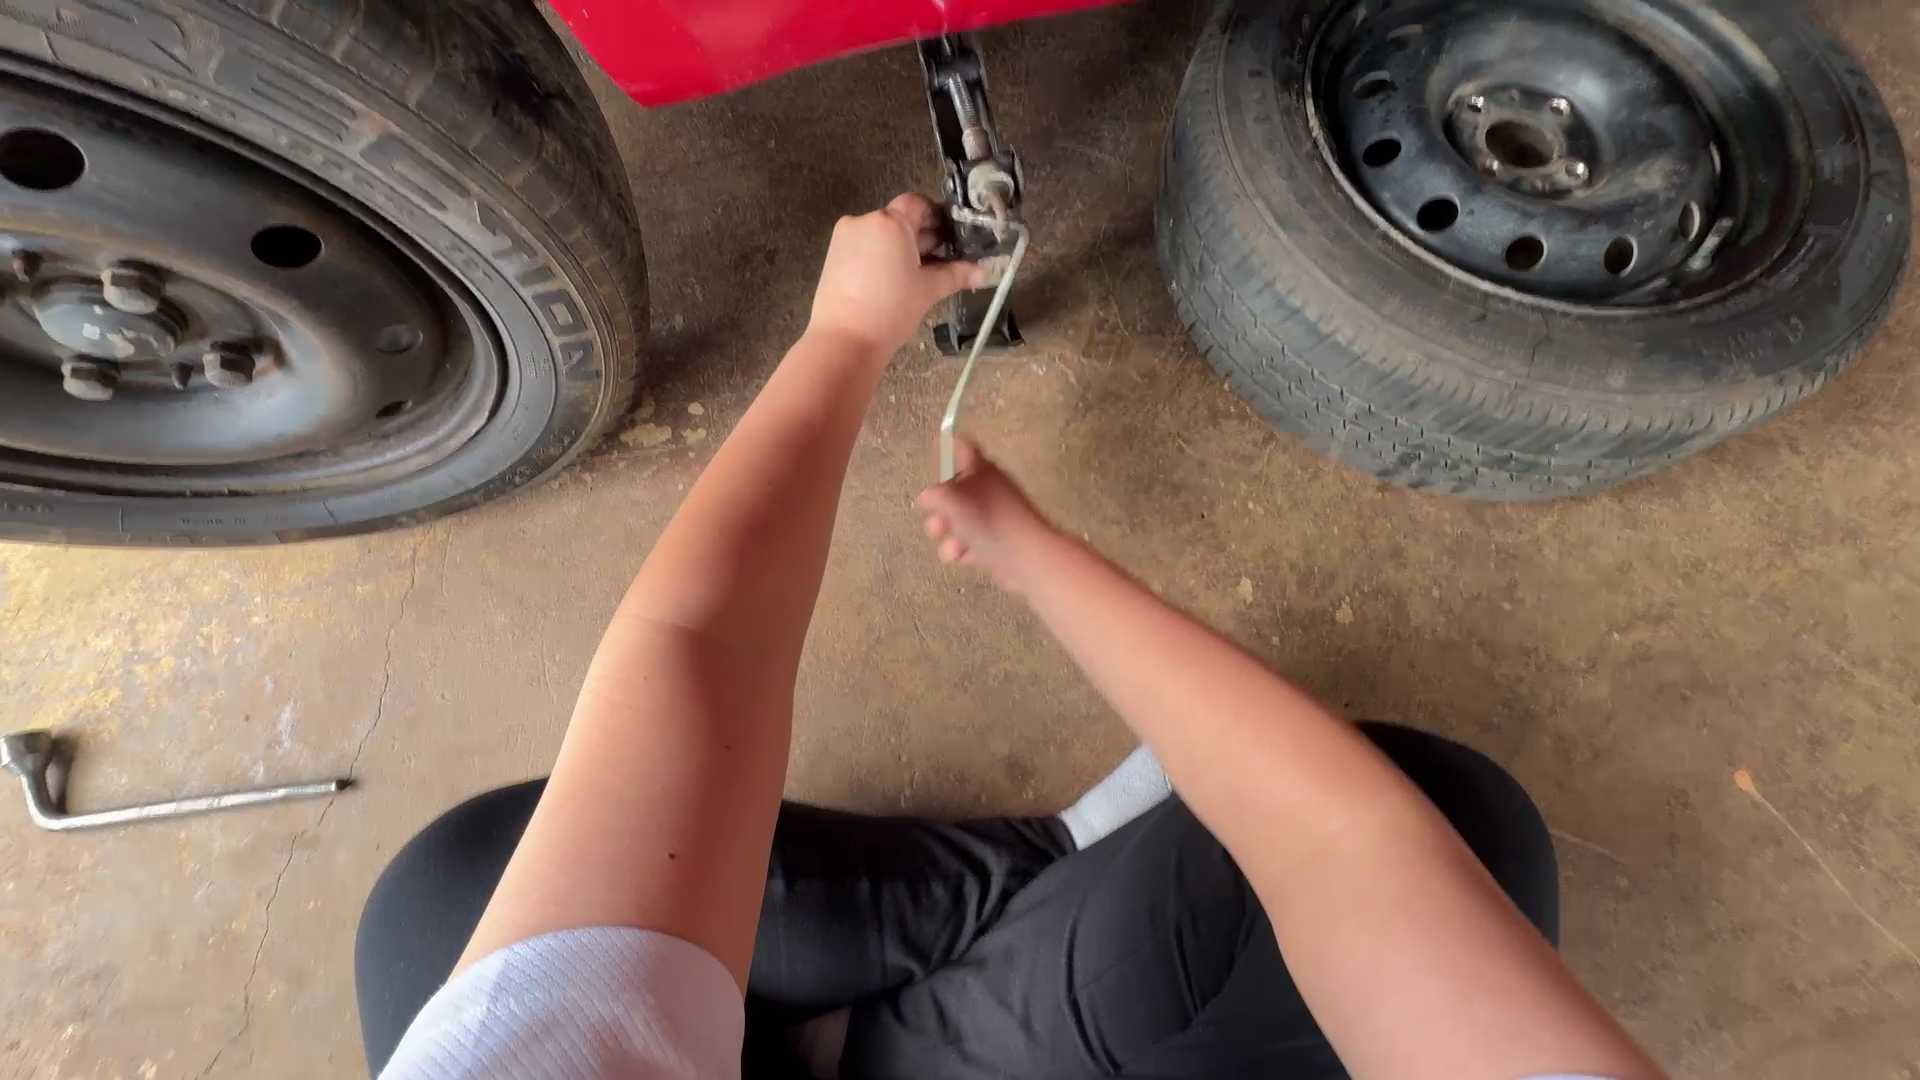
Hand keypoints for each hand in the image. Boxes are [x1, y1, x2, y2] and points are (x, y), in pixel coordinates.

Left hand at [808, 193, 987, 354]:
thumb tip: (984, 272)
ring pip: (883, 236)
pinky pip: (866, 249)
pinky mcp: (834, 257)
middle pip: (900, 220)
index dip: (937, 217)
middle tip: (945, 259)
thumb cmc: (891, 311)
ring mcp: (845, 239)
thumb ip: (956, 275)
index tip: (952, 235)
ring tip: (921, 275)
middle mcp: (865, 221)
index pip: (918, 204)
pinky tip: (896, 282)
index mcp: (890, 222)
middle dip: (923, 237)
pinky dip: (883, 259)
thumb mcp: (928, 290)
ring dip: (903, 249)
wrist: (845, 341)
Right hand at [918, 439, 1060, 593]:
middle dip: (940, 509)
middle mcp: (988, 491)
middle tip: (938, 521)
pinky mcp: (995, 543)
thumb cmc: (990, 522)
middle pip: (955, 492)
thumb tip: (927, 496)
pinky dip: (963, 551)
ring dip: (949, 535)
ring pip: (959, 522)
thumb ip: (935, 494)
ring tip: (952, 547)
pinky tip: (963, 557)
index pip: (964, 449)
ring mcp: (992, 519)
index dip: (949, 448)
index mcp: (982, 471)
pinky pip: (970, 543)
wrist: (1027, 556)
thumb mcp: (954, 501)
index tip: (935, 455)